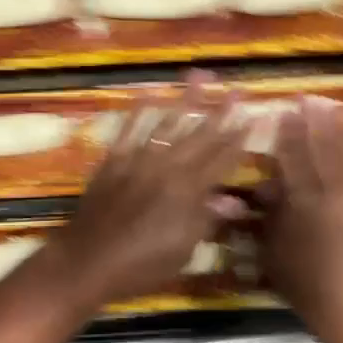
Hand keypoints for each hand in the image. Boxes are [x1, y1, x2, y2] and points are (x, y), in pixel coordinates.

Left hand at [43, 73, 251, 307]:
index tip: (254, 119)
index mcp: (190, 191)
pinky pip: (128, 129)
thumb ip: (206, 221)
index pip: (222, 160)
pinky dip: (139, 110)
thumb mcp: (182, 250)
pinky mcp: (112, 161)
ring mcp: (138, 160)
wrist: (88, 262)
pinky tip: (149, 93)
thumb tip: (233, 202)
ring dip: (185, 99)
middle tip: (237, 89)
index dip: (239, 141)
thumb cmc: (141, 266)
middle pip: (200, 136)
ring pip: (167, 123)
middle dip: (221, 112)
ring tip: (200, 75)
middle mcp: (168, 167)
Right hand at [263, 95, 342, 342]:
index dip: (286, 132)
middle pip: (322, 144)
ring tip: (332, 108)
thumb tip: (267, 187)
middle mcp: (334, 189)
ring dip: (340, 126)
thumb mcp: (272, 251)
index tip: (283, 112)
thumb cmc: (304, 283)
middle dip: (313, 120)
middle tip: (307, 99)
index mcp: (302, 201)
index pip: (291, 156)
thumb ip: (270, 216)